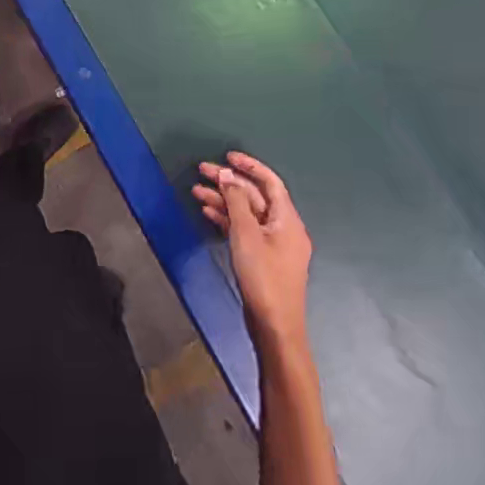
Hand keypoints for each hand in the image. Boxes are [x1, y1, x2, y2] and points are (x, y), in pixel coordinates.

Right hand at [193, 151, 312, 347]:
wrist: (275, 328)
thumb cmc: (264, 278)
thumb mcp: (246, 235)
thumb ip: (236, 202)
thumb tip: (228, 176)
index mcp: (287, 218)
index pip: (269, 181)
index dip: (249, 166)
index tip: (226, 156)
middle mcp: (284, 227)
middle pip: (255, 196)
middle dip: (229, 183)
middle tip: (201, 172)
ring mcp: (274, 244)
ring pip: (247, 213)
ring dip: (224, 201)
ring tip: (196, 192)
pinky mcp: (263, 258)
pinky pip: (245, 230)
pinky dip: (228, 220)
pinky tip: (209, 214)